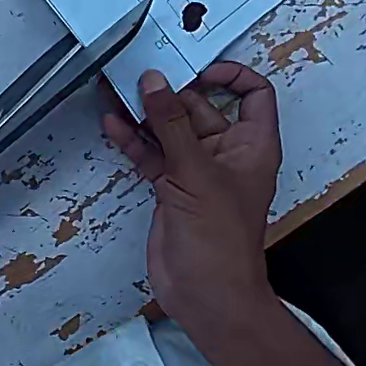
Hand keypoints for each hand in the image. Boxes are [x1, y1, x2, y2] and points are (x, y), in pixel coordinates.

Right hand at [102, 64, 282, 336]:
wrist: (205, 295)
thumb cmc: (219, 238)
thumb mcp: (197, 172)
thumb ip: (172, 125)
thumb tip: (154, 82)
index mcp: (250, 144)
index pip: (252, 94)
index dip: (229, 75)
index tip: (195, 71)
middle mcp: (223, 152)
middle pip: (197, 108)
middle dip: (168, 92)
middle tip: (135, 73)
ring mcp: (194, 169)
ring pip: (168, 130)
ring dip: (143, 113)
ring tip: (114, 90)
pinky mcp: (169, 186)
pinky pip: (150, 154)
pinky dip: (133, 140)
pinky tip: (113, 124)